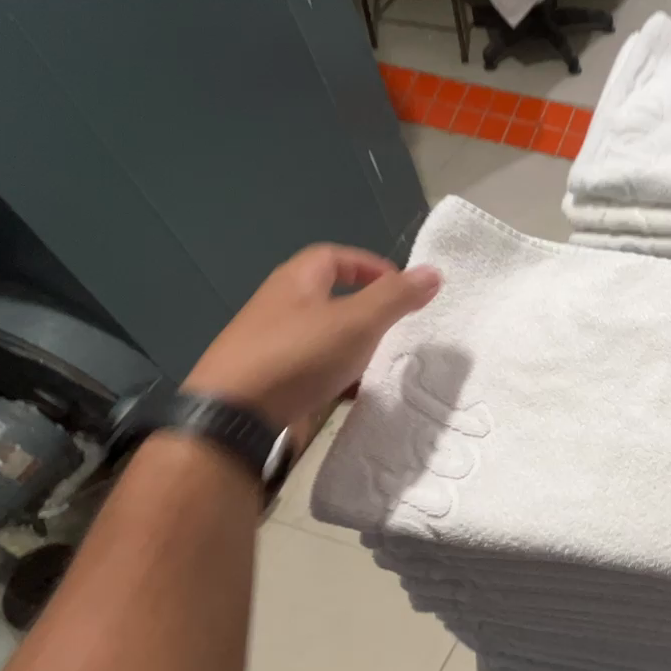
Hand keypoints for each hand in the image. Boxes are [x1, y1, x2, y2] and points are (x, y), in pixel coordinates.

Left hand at [183, 245, 442, 430]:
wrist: (237, 414)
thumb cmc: (299, 356)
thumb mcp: (357, 322)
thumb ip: (395, 298)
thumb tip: (433, 272)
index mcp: (296, 282)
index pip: (335, 257)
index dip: (370, 265)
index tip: (402, 287)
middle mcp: (281, 306)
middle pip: (328, 296)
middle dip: (366, 308)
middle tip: (399, 325)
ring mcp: (273, 344)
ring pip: (324, 335)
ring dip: (354, 344)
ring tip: (383, 361)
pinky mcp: (273, 379)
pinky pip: (315, 368)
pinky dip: (339, 375)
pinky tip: (355, 393)